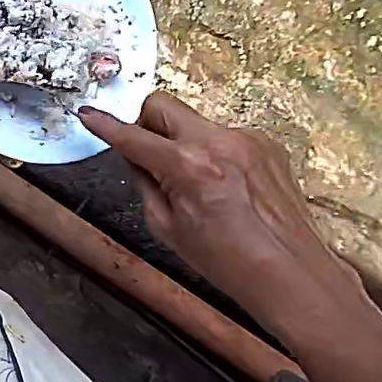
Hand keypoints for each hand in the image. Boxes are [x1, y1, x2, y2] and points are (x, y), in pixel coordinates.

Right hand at [78, 93, 372, 340]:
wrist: (292, 275)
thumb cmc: (230, 262)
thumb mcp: (167, 227)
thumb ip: (145, 183)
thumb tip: (136, 158)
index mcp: (190, 167)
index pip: (133, 136)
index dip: (104, 125)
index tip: (88, 114)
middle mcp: (220, 143)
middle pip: (162, 105)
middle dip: (145, 123)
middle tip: (144, 152)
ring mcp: (247, 140)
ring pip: (193, 121)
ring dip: (180, 141)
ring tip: (193, 184)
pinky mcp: (267, 144)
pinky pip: (222, 136)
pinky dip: (210, 152)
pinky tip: (223, 186)